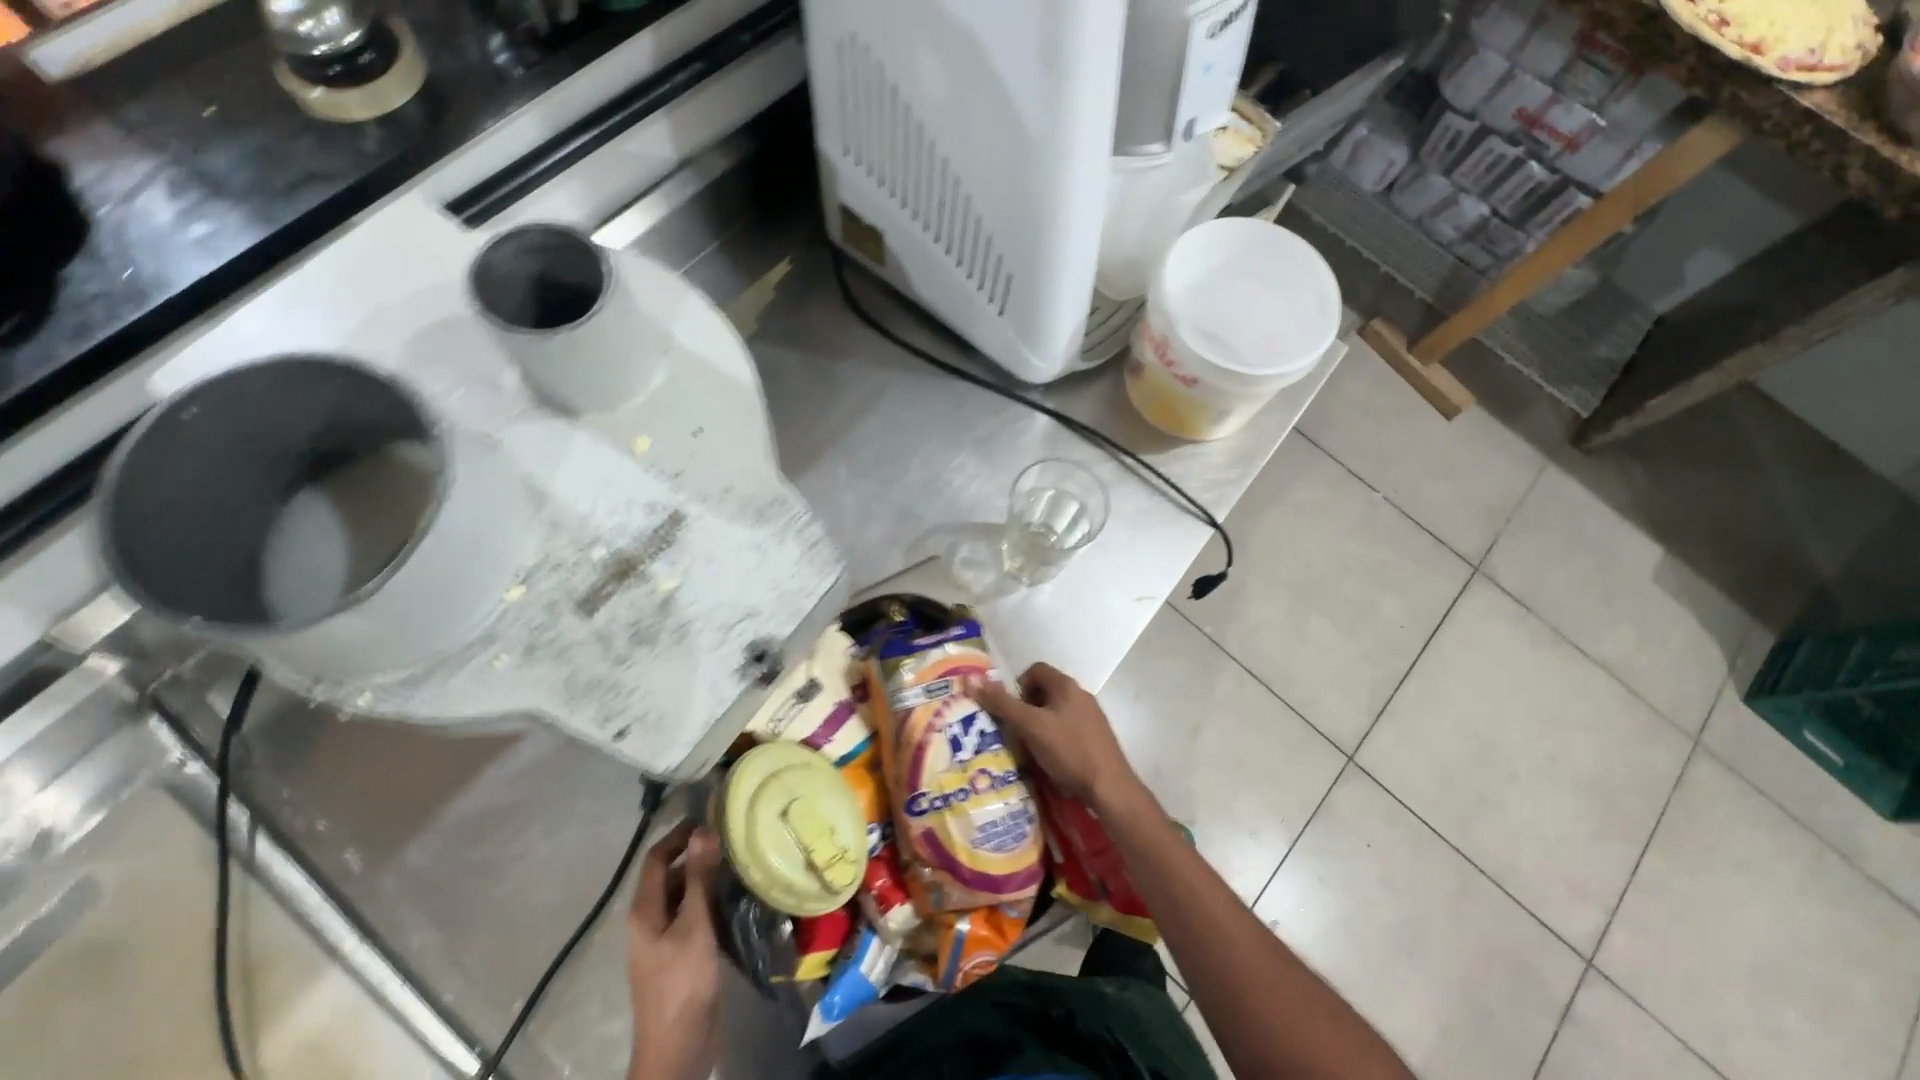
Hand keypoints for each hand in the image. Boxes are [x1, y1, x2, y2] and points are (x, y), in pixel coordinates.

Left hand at [626, 822, 723, 1079]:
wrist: (678, 1047)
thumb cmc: (682, 982)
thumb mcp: (694, 926)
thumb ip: (700, 878)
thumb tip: (704, 829)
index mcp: (643, 910)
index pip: (657, 858)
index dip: (679, 835)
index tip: (711, 817)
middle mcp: (649, 921)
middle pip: (670, 876)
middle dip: (697, 855)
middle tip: (734, 839)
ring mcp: (664, 941)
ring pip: (685, 898)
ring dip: (707, 880)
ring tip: (742, 864)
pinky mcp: (681, 957)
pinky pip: (694, 919)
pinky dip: (712, 905)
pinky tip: (739, 902)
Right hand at [967, 663, 1145, 810]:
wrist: (1109, 786)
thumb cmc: (1068, 750)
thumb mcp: (1030, 726)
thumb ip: (1002, 704)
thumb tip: (972, 680)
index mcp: (1066, 686)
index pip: (1035, 670)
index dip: (1017, 686)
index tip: (1010, 711)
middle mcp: (1081, 695)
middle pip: (1045, 691)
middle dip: (1026, 708)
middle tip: (1015, 731)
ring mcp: (1091, 717)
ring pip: (1056, 712)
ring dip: (1039, 725)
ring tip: (1028, 747)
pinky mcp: (1096, 738)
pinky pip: (1067, 729)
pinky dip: (1054, 738)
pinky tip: (1049, 759)